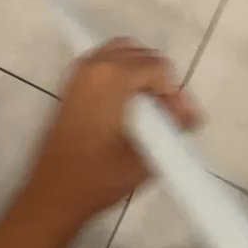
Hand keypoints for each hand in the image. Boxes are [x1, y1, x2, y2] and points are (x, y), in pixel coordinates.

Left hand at [18, 38, 200, 228]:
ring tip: (151, 109)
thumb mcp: (146, 155)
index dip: (176, 93)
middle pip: (141, 54)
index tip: (181, 120)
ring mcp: (79, 72)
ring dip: (141, 73)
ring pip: (122, 53)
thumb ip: (173, 127)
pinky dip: (122, 74)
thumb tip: (193, 114)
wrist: (54, 193)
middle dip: (160, 80)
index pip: (159, 67)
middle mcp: (94, 66)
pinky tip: (129, 106)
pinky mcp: (71, 84)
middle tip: (169, 113)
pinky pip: (104, 63)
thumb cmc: (99, 177)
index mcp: (113, 77)